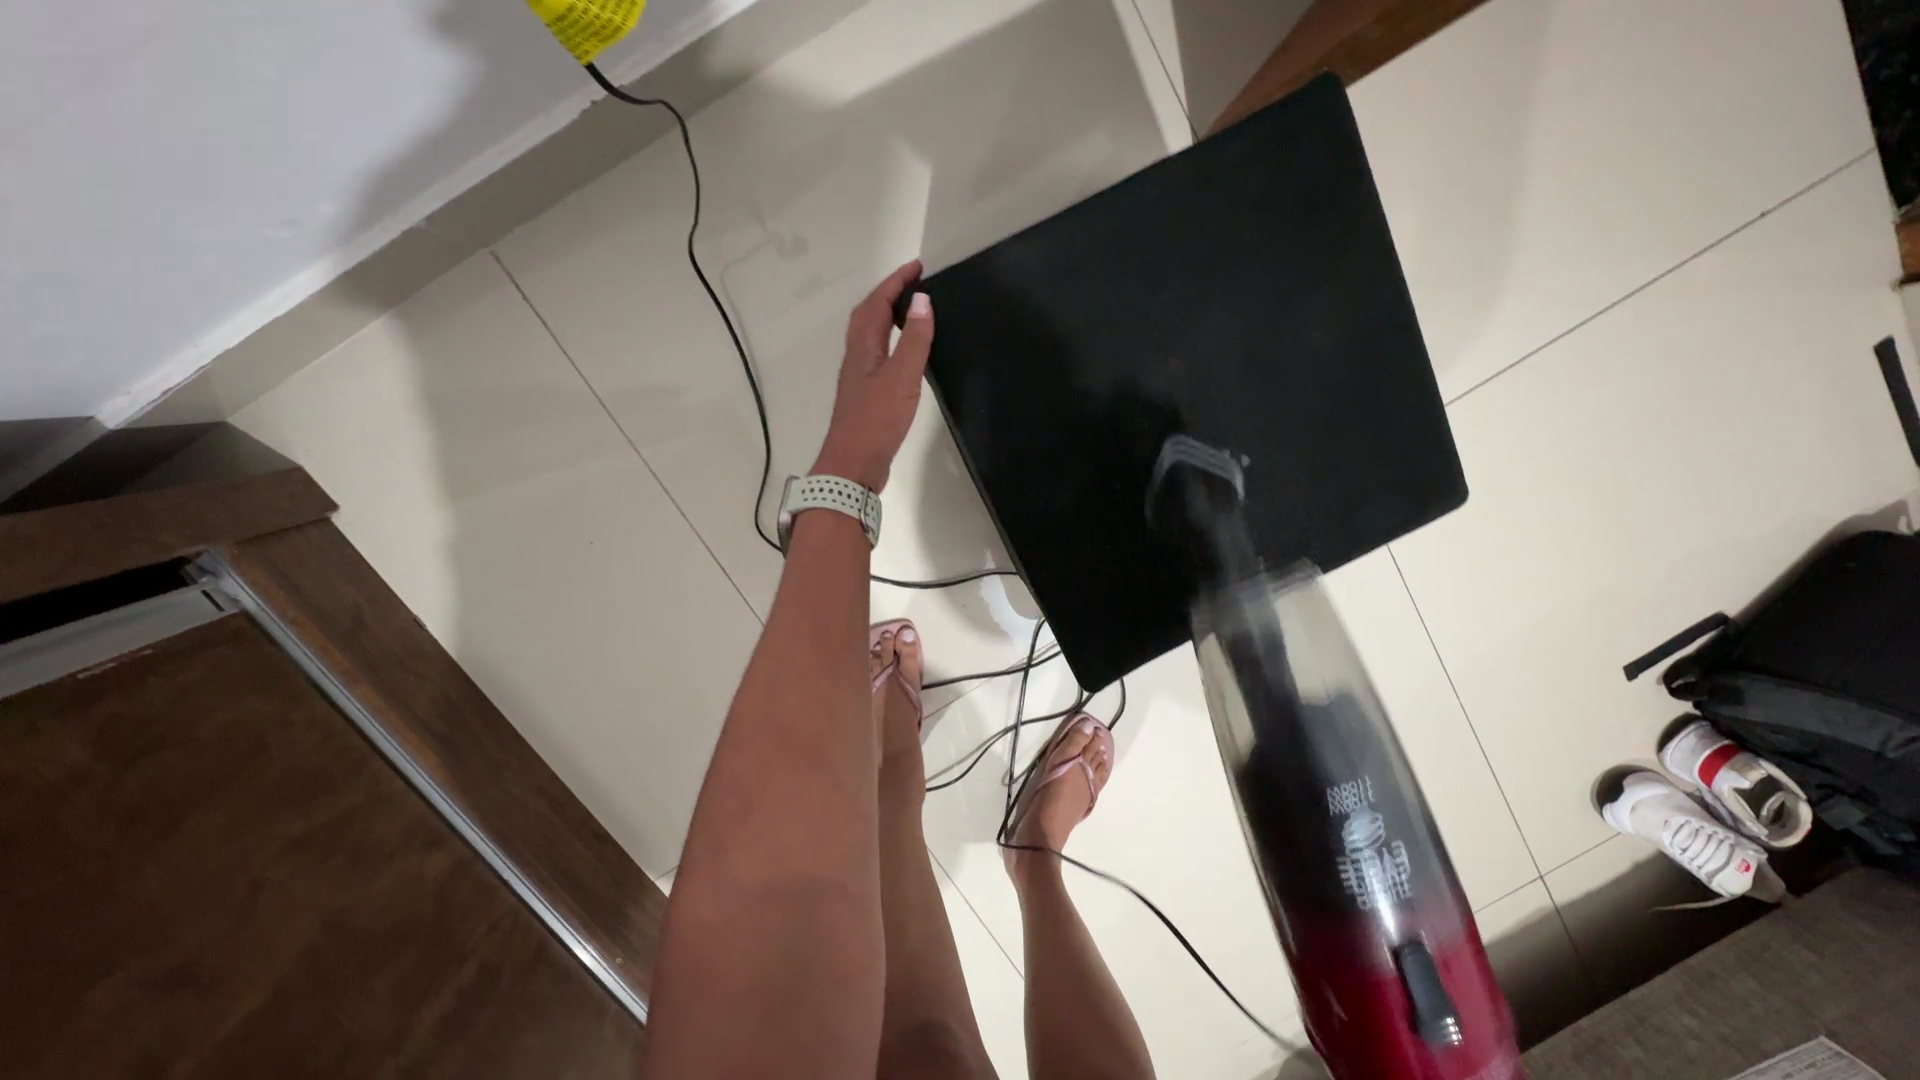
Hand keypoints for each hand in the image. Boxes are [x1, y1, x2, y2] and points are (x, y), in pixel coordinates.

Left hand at [811, 260, 932, 492]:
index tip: (917, 267)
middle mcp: (857, 357)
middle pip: (868, 316)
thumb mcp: (901, 378)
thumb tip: (922, 300)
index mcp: (863, 348)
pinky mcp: (867, 396)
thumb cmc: (876, 421)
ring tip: (912, 311)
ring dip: (888, 318)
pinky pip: (878, 356)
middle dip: (889, 295)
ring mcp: (860, 378)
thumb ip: (913, 340)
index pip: (877, 303)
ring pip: (871, 337)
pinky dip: (892, 343)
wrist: (852, 466)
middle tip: (915, 284)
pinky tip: (905, 355)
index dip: (895, 282)